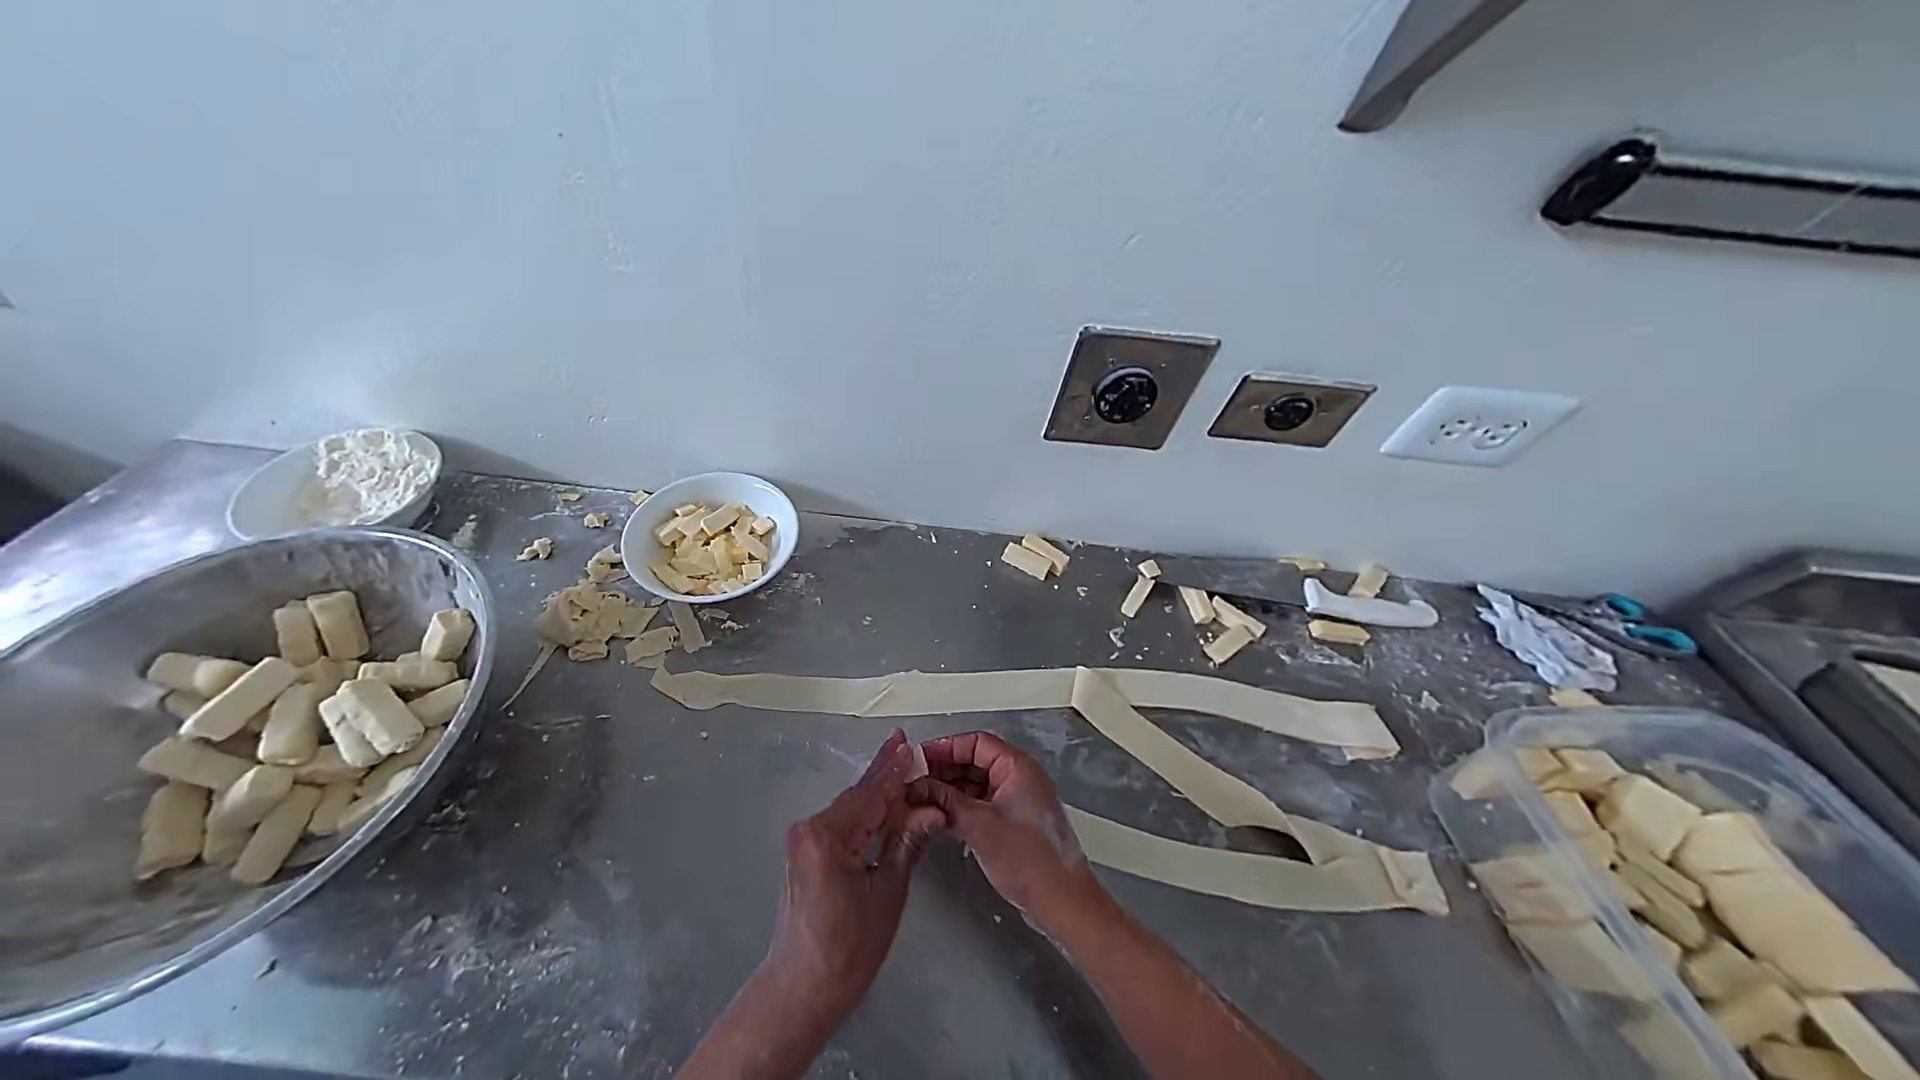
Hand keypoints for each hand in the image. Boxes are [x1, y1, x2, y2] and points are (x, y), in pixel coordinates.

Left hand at [762, 729, 945, 1013]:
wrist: (802, 988)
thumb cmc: (849, 947)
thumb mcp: (887, 891)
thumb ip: (906, 842)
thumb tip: (932, 810)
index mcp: (827, 835)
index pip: (871, 795)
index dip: (895, 772)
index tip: (911, 747)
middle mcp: (810, 829)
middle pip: (858, 795)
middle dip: (883, 771)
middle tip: (902, 741)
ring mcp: (804, 840)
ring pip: (851, 807)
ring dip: (875, 789)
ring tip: (898, 761)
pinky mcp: (807, 852)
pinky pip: (843, 822)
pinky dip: (864, 810)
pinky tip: (881, 798)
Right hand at [909, 731, 1104, 924]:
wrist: (1060, 898)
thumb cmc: (1031, 860)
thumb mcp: (978, 824)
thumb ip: (945, 800)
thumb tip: (922, 788)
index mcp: (1017, 767)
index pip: (976, 742)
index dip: (945, 747)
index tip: (921, 759)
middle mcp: (1020, 776)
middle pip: (976, 760)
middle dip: (945, 769)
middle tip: (918, 780)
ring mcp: (1018, 798)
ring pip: (977, 782)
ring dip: (951, 789)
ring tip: (924, 798)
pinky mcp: (1015, 819)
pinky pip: (984, 801)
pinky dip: (963, 805)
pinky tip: (942, 815)